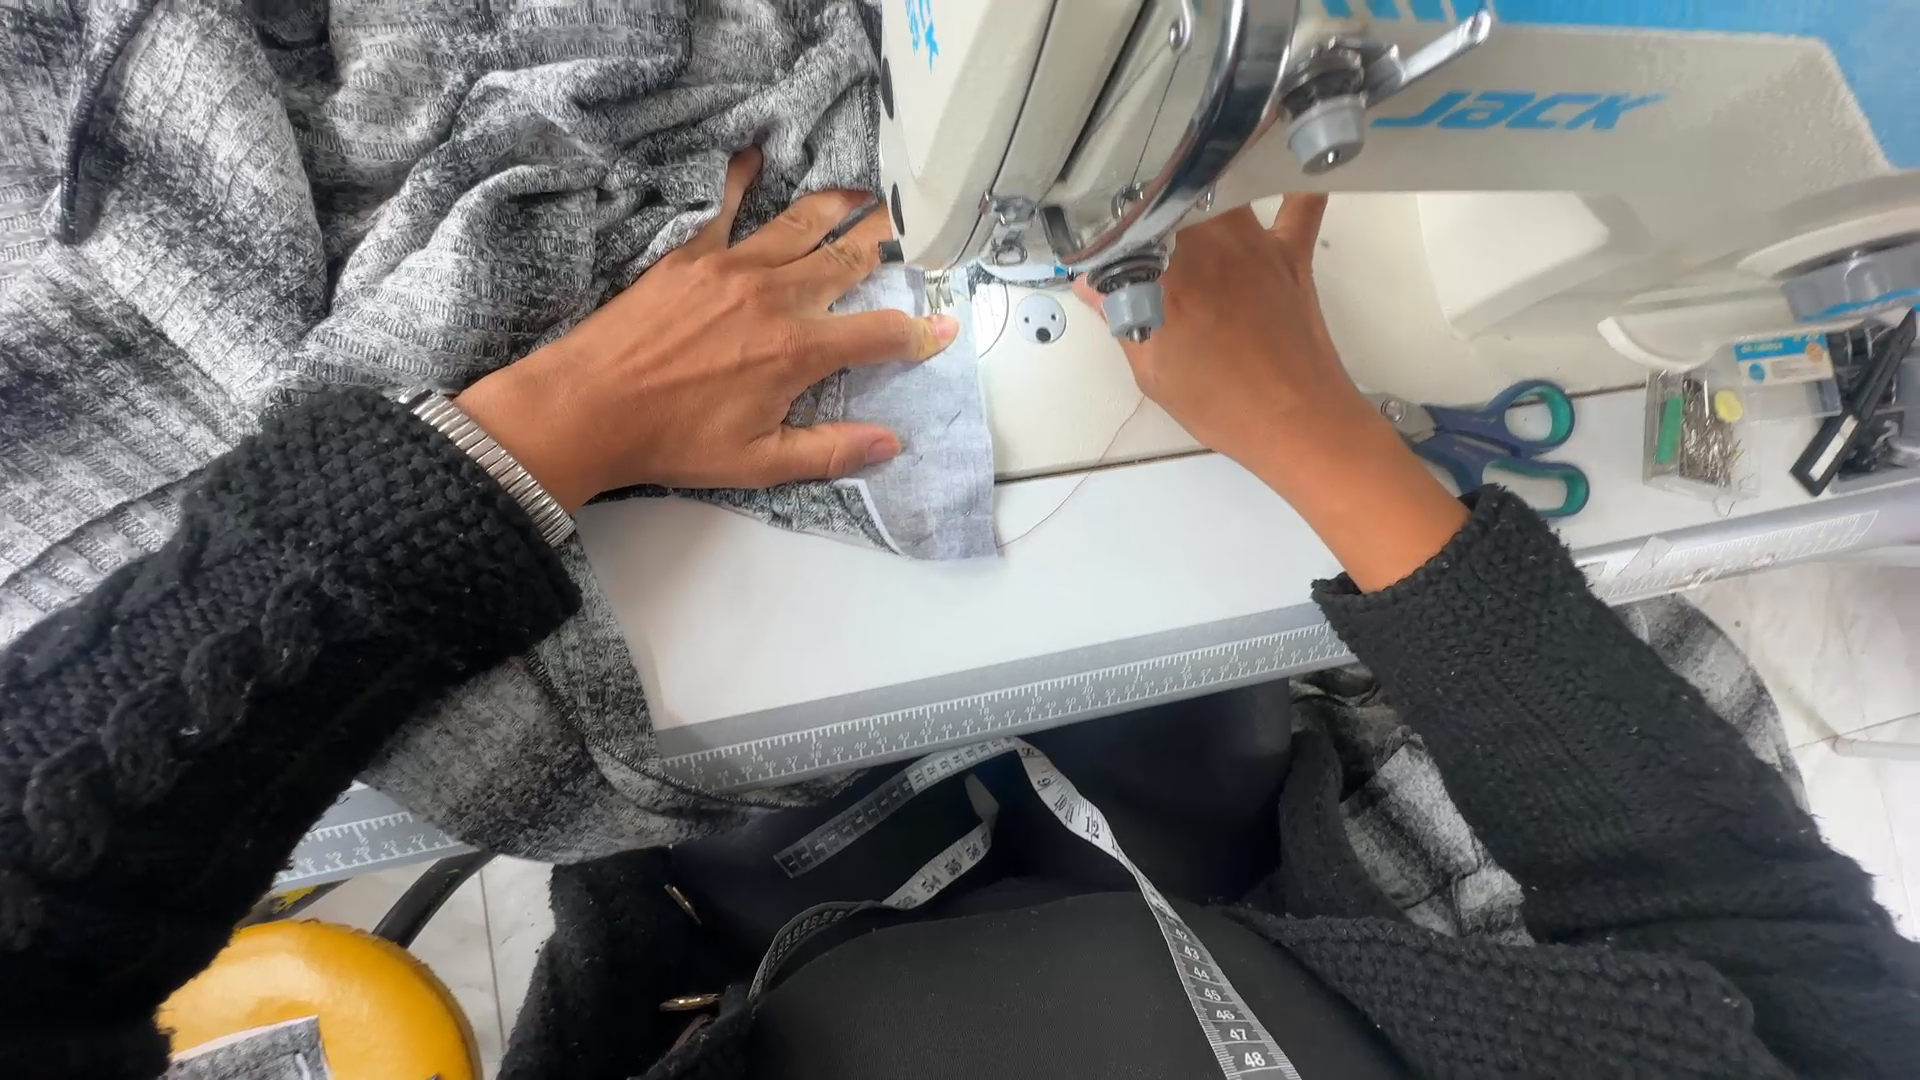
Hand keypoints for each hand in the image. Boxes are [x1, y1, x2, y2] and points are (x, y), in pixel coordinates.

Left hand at [456, 148, 958, 511]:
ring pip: (803, 223)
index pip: (880, 335)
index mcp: (798, 351)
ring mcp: (732, 267)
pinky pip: (727, 204)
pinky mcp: (692, 254)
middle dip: (890, 245)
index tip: (944, 329)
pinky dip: (745, 177)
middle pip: (850, 260)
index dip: (920, 333)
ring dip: (840, 207)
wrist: (589, 407)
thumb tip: (890, 444)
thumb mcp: (762, 462)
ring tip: (865, 194)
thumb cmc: (674, 439)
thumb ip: (832, 450)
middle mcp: (775, 297)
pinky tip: (759, 155)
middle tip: (915, 228)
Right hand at [1080, 197, 1466, 590]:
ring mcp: (1257, 245)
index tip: (1094, 245)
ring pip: (1222, 189)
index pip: (1125, 232)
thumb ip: (1121, 319)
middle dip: (1147, 204)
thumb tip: (1094, 287)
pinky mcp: (1291, 254)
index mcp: (1171, 277)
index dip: (1105, 233)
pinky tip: (1281, 160)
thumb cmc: (1224, 405)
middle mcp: (1213, 248)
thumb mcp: (1152, 372)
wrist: (1295, 421)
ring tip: (1179, 190)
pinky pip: (1297, 202)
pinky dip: (1290, 180)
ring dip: (1199, 187)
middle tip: (1131, 221)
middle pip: (1171, 199)